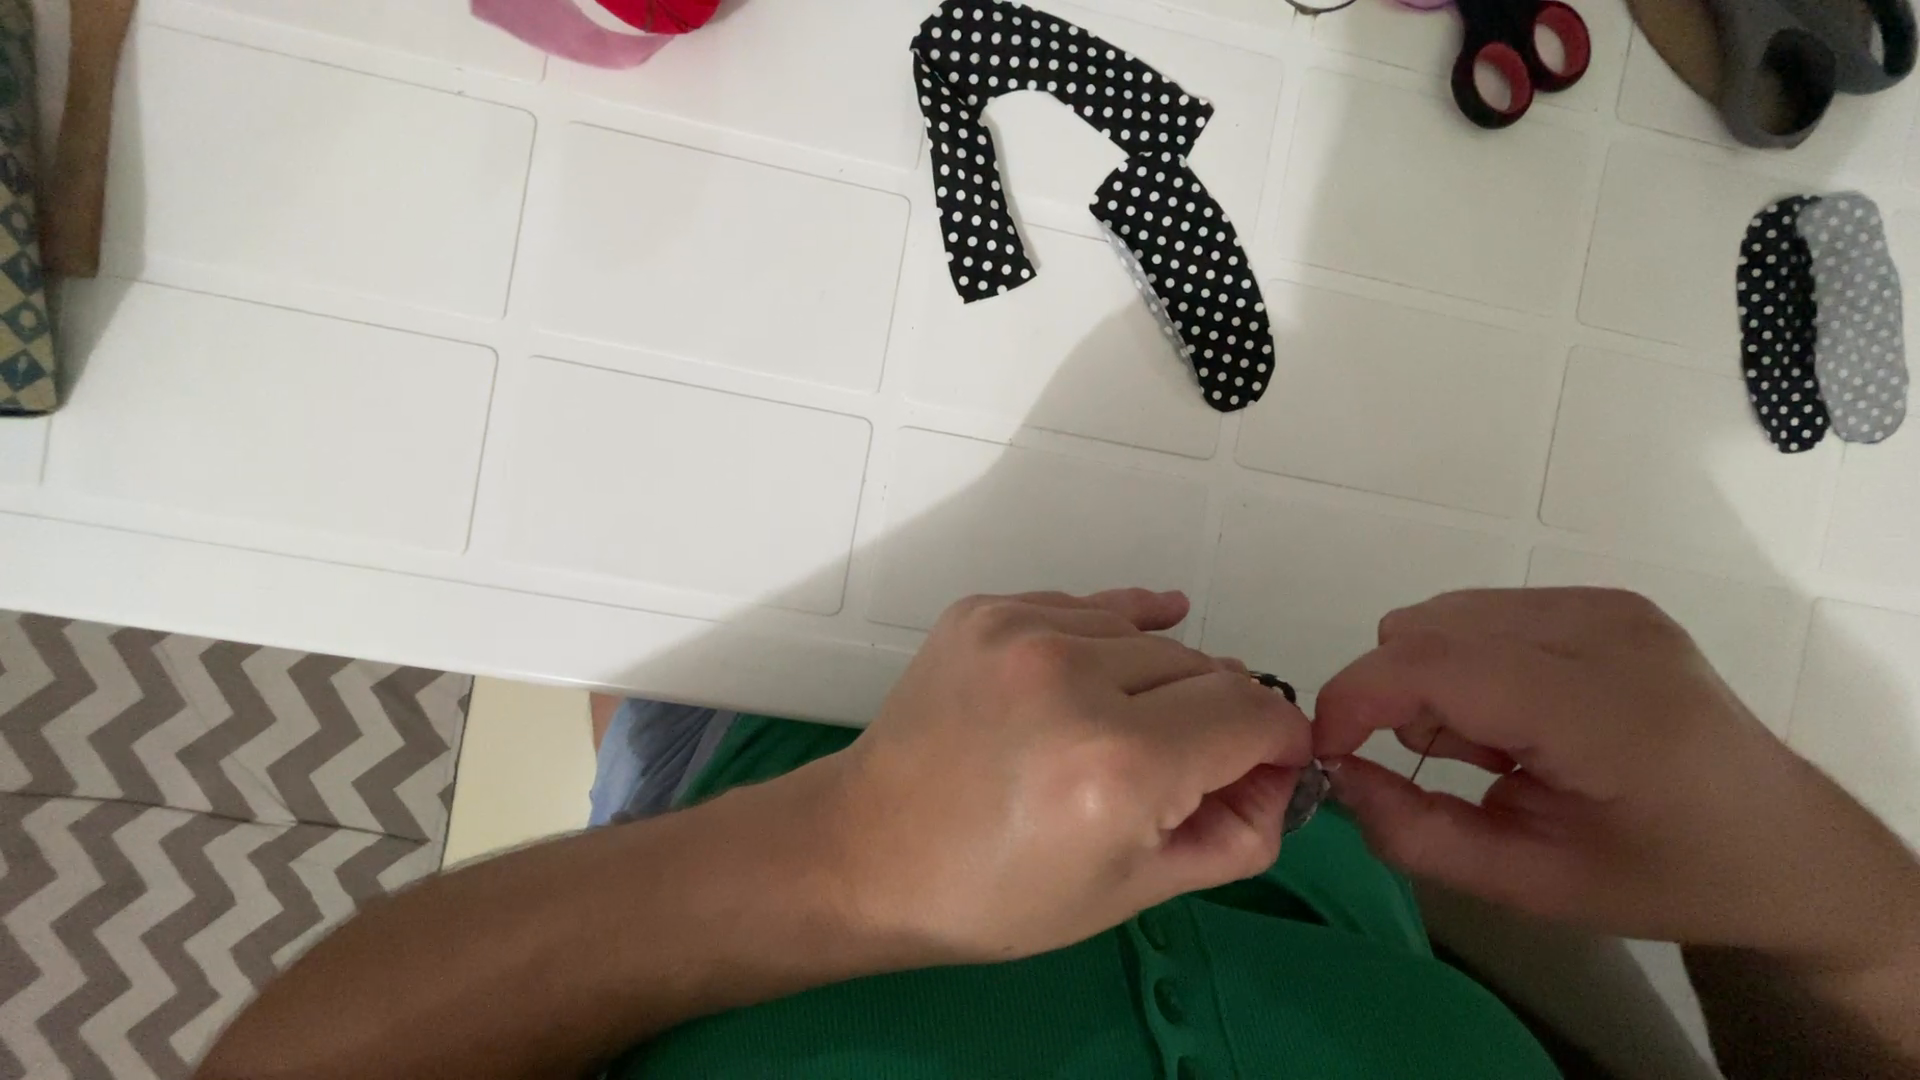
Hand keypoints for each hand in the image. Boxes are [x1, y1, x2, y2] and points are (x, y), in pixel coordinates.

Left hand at [810, 589, 1310, 962]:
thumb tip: (1280, 771)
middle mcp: (1070, 676)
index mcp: (1117, 762)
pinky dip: (1112, 632)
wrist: (870, 849)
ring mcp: (1019, 630)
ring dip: (1160, 675)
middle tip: (1194, 758)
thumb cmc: (996, 893)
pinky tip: (1130, 643)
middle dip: (1220, 713)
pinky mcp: (983, 610)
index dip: (1278, 740)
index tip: (1271, 759)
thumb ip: (1236, 829)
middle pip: (1202, 665)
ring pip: (1144, 632)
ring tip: (1131, 722)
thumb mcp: (1136, 889)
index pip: (1251, 713)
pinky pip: (1082, 607)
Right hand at [1313, 587, 1919, 968]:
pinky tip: (1514, 709)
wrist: (1791, 847)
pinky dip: (1461, 661)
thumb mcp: (1530, 886)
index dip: (1355, 697)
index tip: (1328, 748)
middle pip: (1421, 633)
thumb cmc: (1663, 877)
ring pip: (1437, 617)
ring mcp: (1605, 607)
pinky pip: (1472, 612)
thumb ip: (1415, 835)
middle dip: (1393, 698)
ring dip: (1427, 679)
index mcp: (1606, 714)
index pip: (1433, 666)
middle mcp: (1604, 635)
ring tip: (1488, 740)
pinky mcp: (1600, 599)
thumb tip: (1334, 773)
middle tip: (1440, 763)